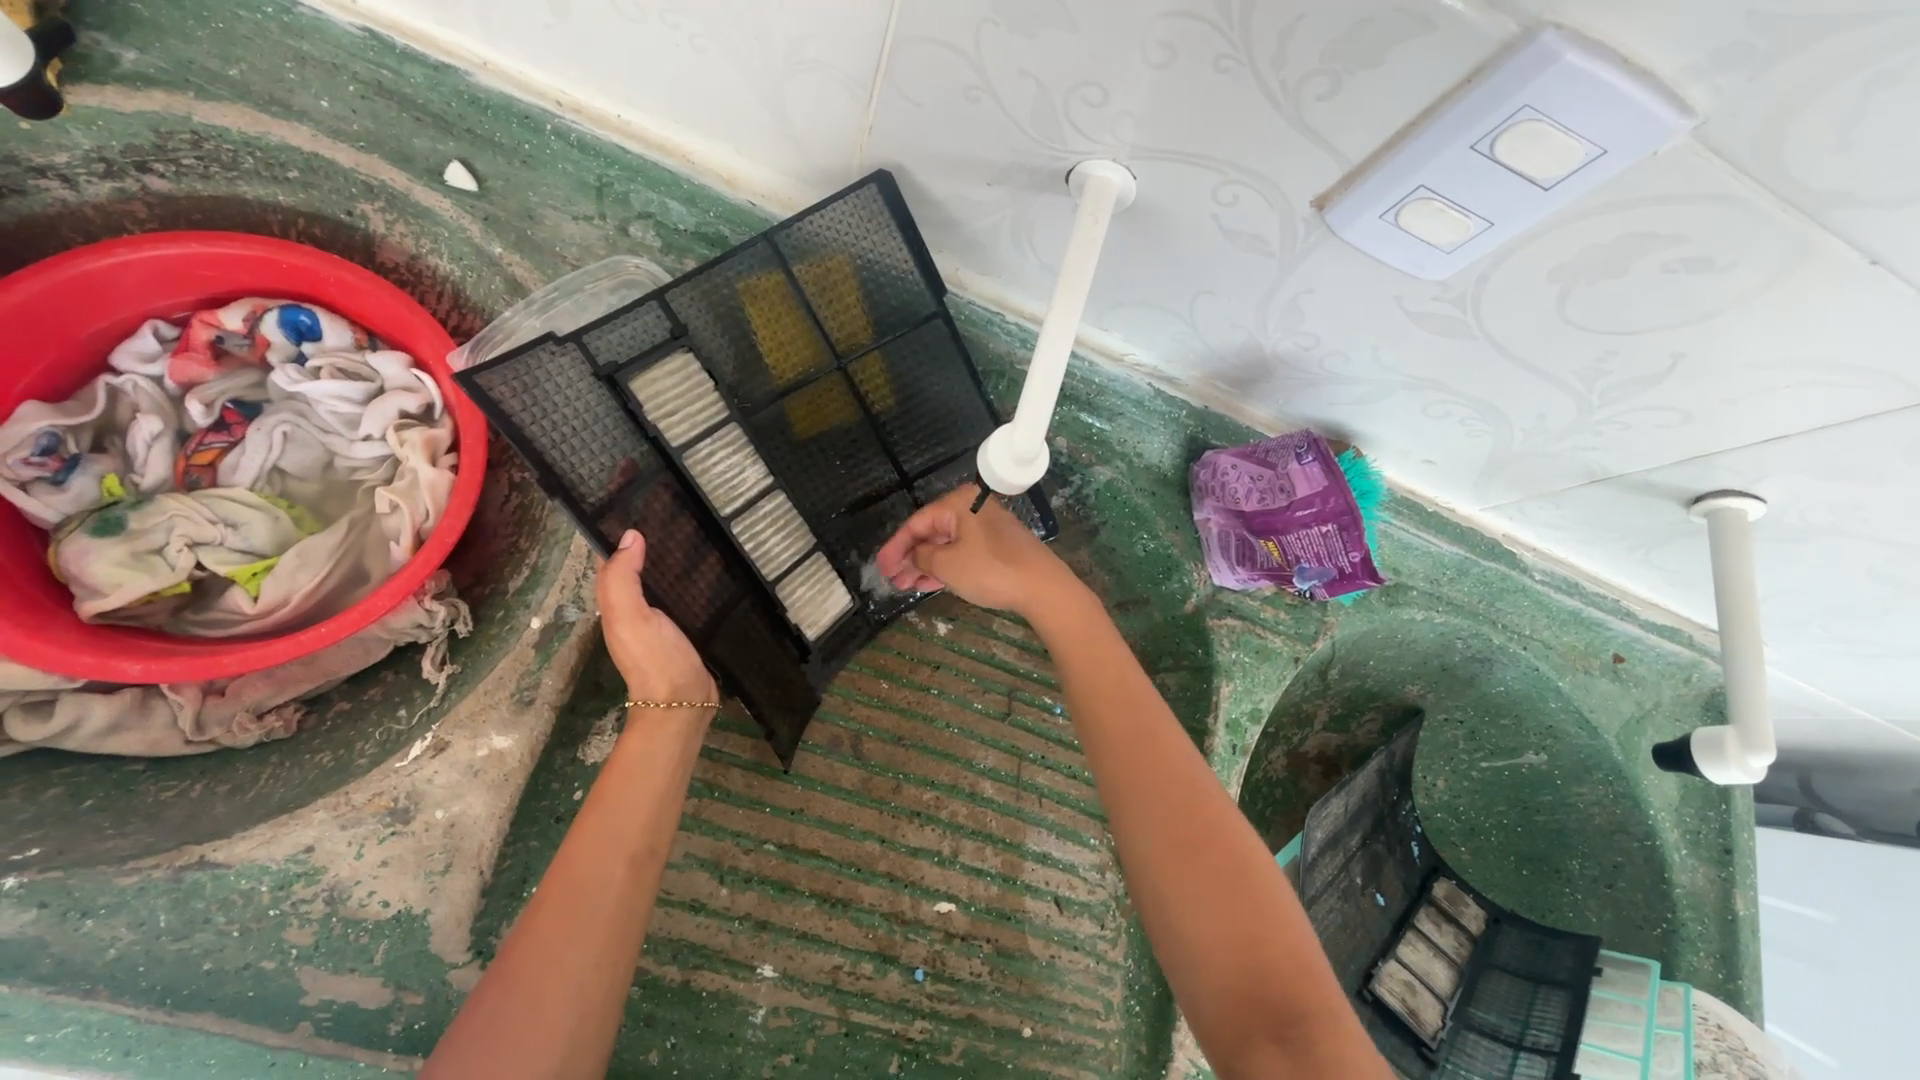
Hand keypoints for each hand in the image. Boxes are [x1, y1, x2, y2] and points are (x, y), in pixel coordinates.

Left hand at [595, 529, 718, 708]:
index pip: (616, 560)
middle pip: (643, 567)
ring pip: (668, 580)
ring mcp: (665, 619)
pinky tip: (716, 566)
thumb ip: (623, 578)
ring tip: (703, 531)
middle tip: (683, 512)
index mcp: (619, 603)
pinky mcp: (691, 626)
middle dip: (657, 542)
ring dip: (680, 559)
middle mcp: (638, 608)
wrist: (685, 702)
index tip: (645, 504)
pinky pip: (689, 595)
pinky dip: (698, 579)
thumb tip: (630, 535)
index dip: (624, 534)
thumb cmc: (653, 658)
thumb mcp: (629, 616)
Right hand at [874, 485, 1078, 615]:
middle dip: (910, 557)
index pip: (917, 522)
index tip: (881, 567)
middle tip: (892, 580)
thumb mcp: (948, 564)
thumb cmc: (991, 569)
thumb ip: (922, 557)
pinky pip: (962, 553)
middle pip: (932, 532)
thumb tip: (912, 556)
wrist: (1042, 586)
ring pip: (947, 544)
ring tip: (906, 586)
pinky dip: (945, 567)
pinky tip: (930, 584)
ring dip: (926, 565)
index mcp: (959, 503)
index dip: (895, 547)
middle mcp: (972, 508)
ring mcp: (987, 527)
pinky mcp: (998, 546)